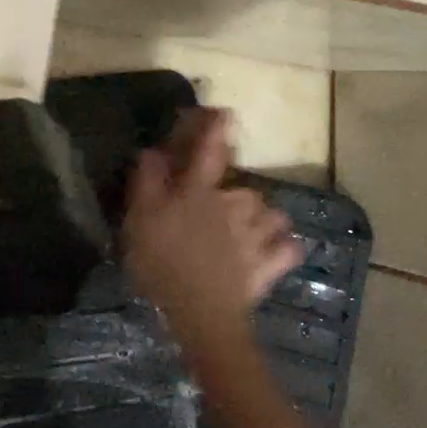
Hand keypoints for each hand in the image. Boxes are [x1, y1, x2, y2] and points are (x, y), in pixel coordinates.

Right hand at [120, 109, 303, 338]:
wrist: (200, 315)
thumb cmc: (161, 262)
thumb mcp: (139, 217)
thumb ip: (147, 180)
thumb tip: (154, 150)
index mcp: (198, 191)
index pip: (209, 152)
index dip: (216, 130)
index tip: (224, 112)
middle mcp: (233, 207)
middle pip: (243, 188)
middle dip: (235, 190)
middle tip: (220, 201)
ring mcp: (255, 238)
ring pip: (270, 214)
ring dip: (262, 215)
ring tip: (250, 222)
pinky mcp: (269, 268)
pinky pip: (287, 249)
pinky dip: (284, 245)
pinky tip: (279, 247)